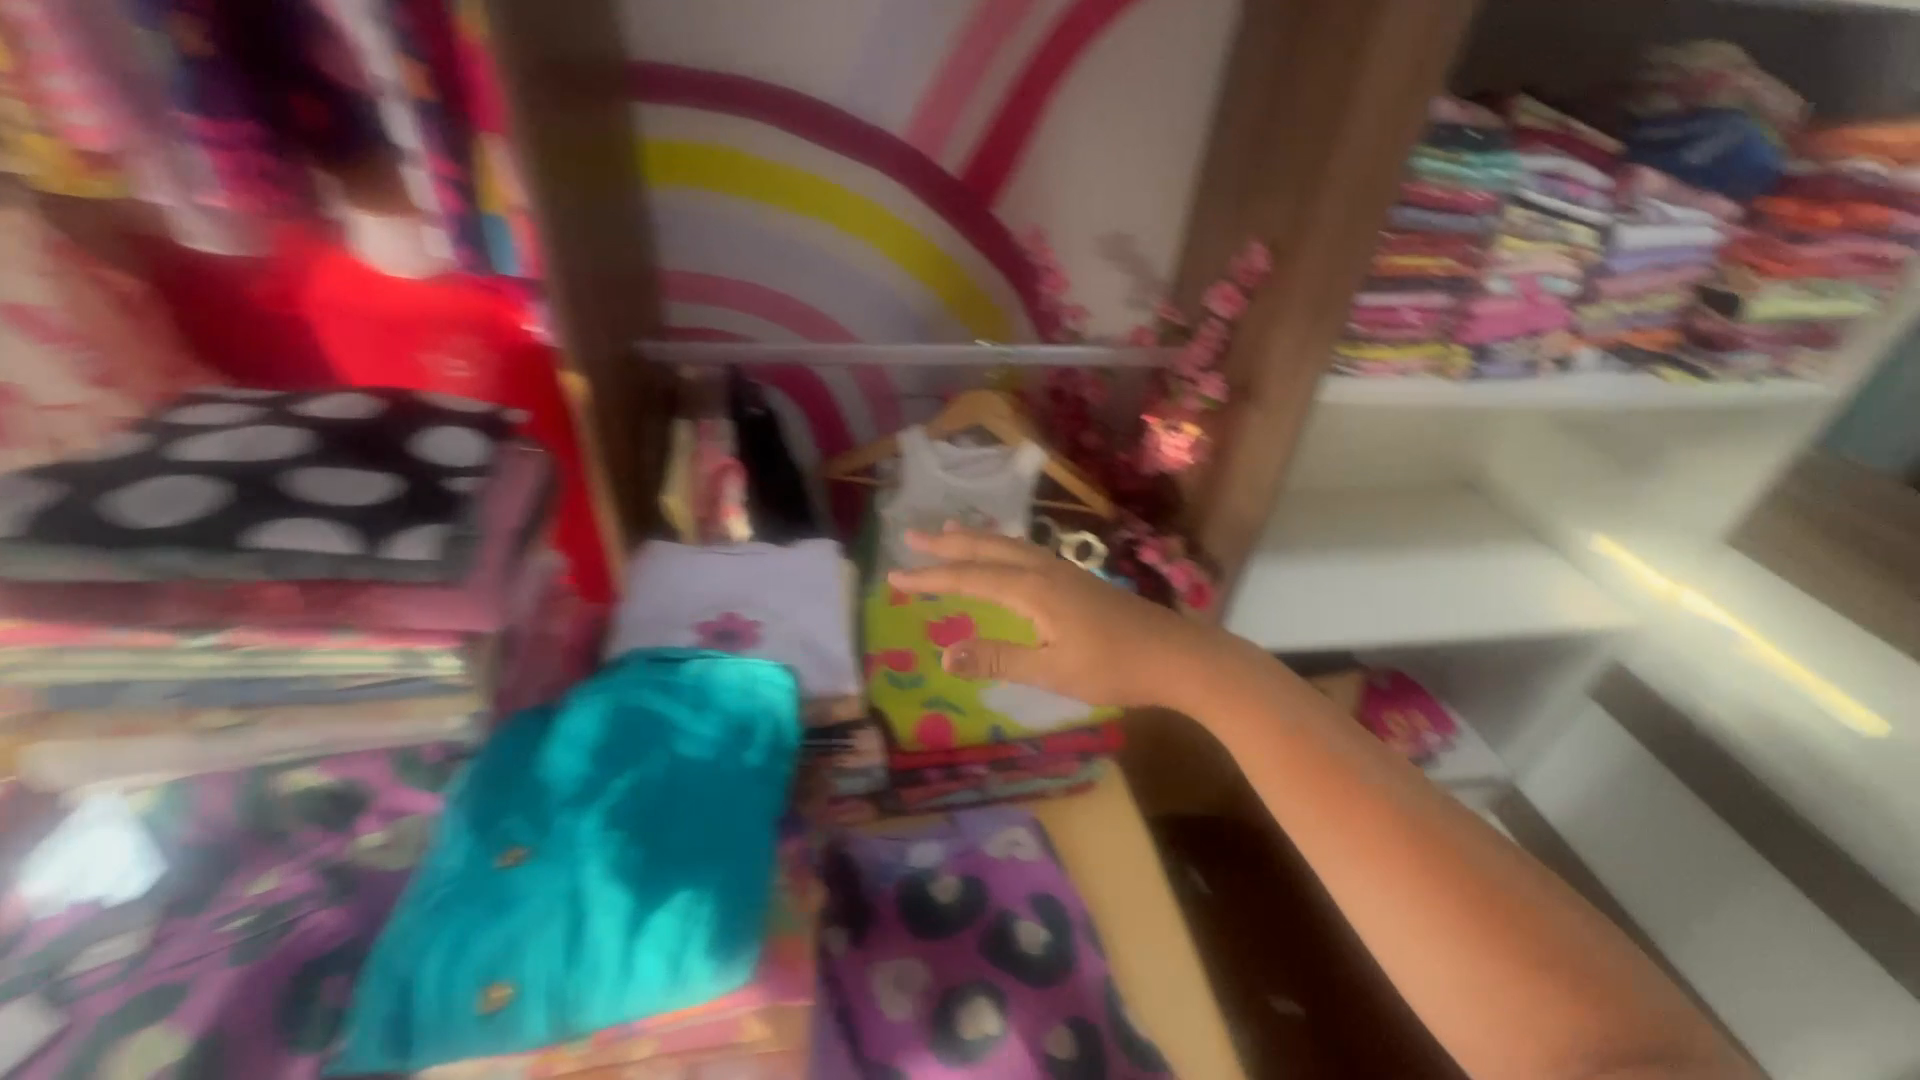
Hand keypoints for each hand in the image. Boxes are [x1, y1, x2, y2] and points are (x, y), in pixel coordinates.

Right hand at [888, 526, 1231, 709]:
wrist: (1178, 656)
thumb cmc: (1114, 668)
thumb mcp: (1051, 671)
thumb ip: (997, 658)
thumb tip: (943, 656)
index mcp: (1032, 589)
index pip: (969, 578)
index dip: (930, 578)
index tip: (893, 576)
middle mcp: (1045, 570)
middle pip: (987, 550)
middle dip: (948, 544)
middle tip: (912, 534)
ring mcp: (1065, 572)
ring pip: (1009, 546)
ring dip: (976, 540)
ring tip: (950, 532)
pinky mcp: (1079, 580)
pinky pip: (1027, 553)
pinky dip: (1002, 548)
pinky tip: (1006, 557)